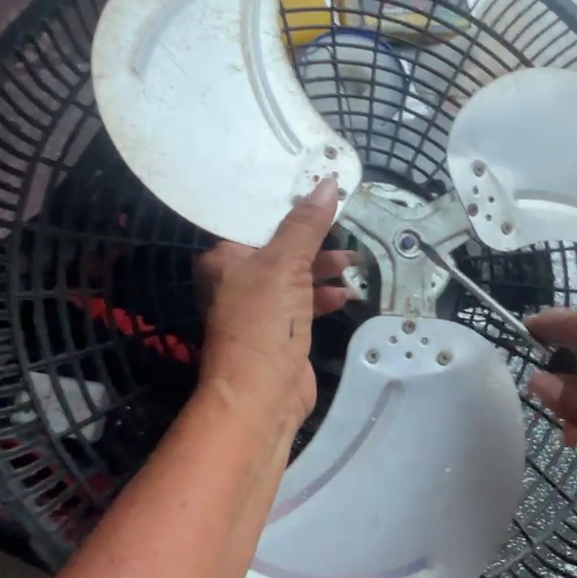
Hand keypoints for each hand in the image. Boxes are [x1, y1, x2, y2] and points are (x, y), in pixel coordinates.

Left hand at [193, 178, 355, 431]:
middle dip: (313, 238)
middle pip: (278, 246)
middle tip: (343, 224)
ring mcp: (257, 307)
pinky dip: (323, 296)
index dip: (286, 204)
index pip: (254, 219)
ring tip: (353, 263)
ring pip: (294, 275)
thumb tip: (329, 182)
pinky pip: (303, 302)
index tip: (317, 186)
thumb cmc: (263, 322)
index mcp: (223, 259)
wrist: (260, 396)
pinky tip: (345, 295)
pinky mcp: (278, 330)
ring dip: (323, 268)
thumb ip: (307, 224)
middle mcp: (235, 280)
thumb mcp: (285, 264)